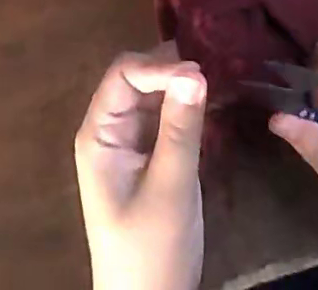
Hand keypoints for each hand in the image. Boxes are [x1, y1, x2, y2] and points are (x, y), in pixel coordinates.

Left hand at [74, 43, 207, 289]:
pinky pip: (165, 112)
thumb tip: (195, 71)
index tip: (200, 73)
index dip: (159, 65)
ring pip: (152, 91)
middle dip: (171, 67)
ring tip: (218, 74)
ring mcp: (129, 140)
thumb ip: (181, 129)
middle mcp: (110, 128)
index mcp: (99, 134)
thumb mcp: (170, 189)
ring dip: (180, 81)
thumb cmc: (150, 251)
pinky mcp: (150, 152)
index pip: (123, 74)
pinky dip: (186, 101)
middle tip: (214, 66)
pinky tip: (211, 98)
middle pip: (136, 76)